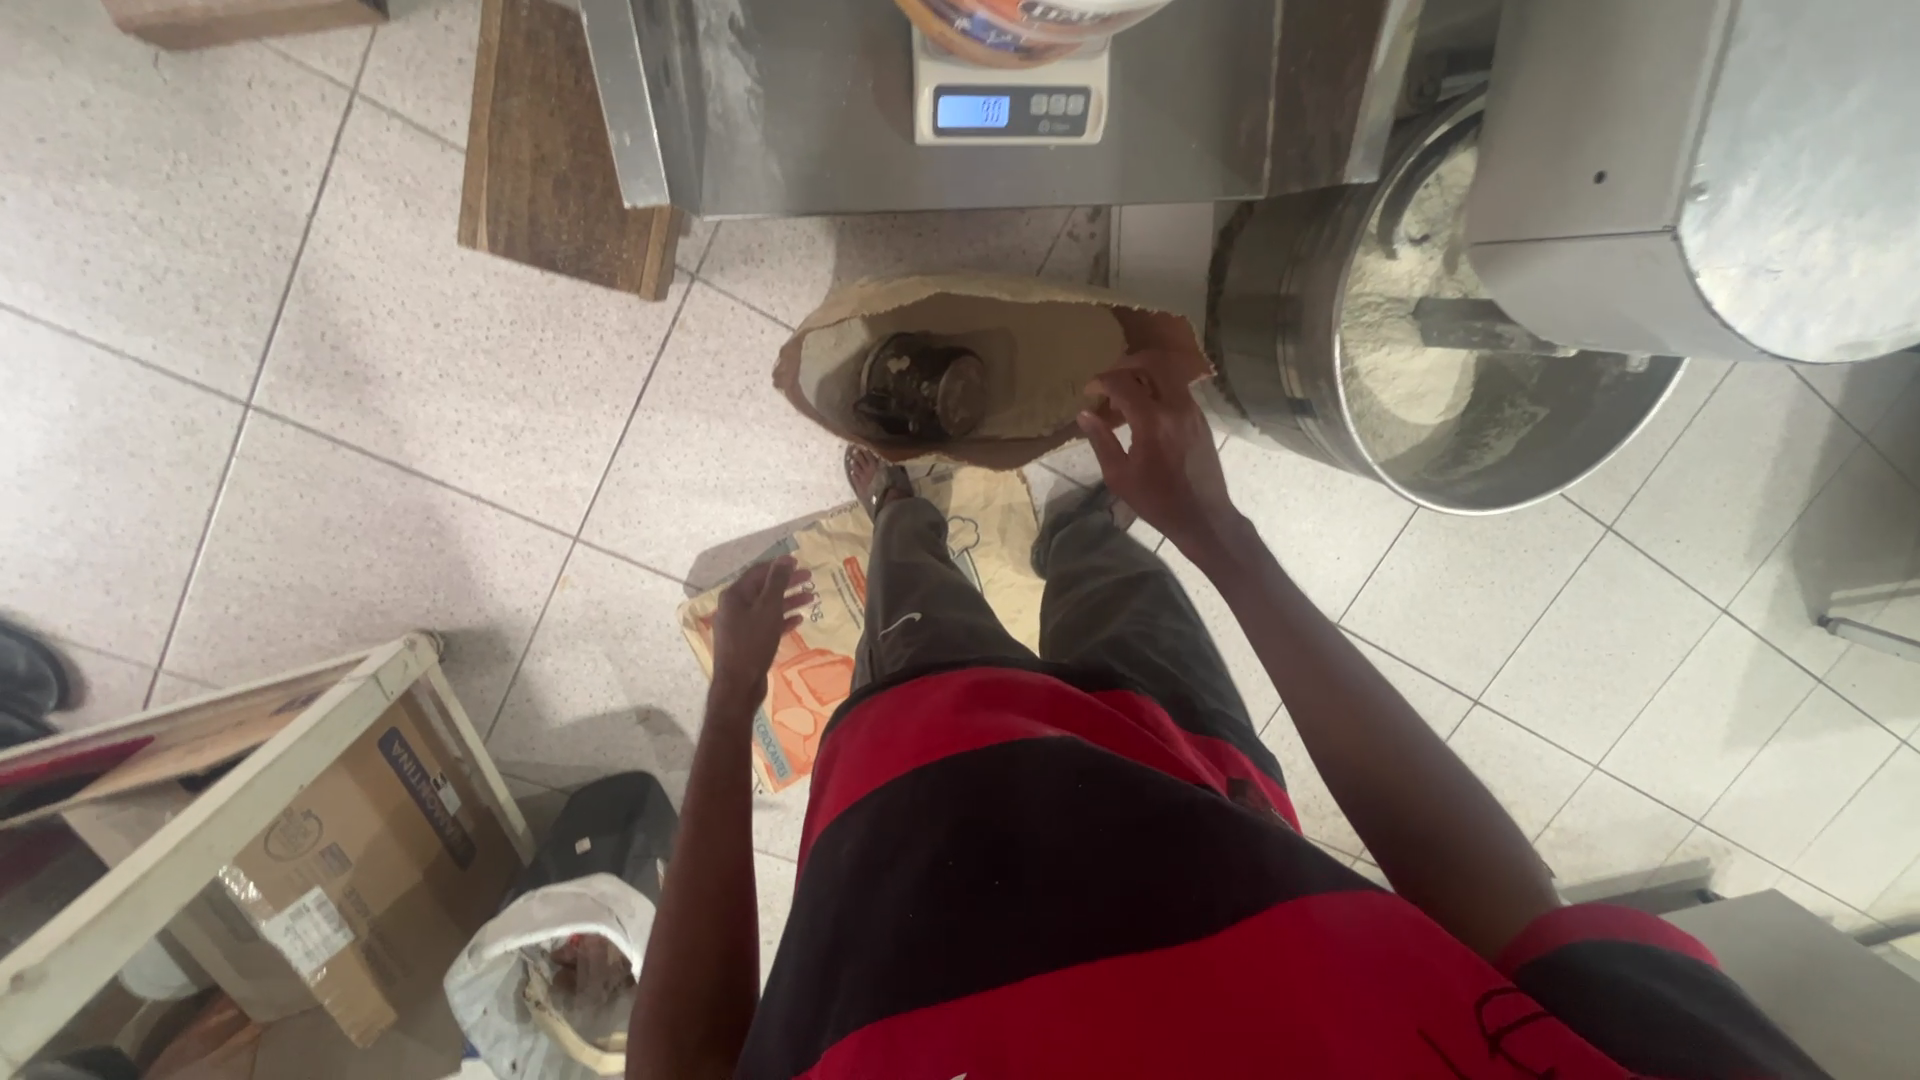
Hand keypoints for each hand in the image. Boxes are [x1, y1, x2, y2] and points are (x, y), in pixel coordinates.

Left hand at [710, 557, 812, 702]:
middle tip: (810, 578)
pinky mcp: (747, 641)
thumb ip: (777, 581)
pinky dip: (782, 619)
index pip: (759, 572)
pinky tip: (798, 620)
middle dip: (787, 583)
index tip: (800, 563)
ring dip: (788, 601)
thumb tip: (785, 558)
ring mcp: (740, 625)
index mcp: (735, 595)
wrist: (738, 684)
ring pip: (767, 607)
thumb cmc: (753, 642)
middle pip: (764, 588)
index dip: (779, 566)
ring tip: (811, 598)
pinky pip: (766, 624)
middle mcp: (734, 607)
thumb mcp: (768, 608)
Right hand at [1079, 350, 1241, 556]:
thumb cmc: (1156, 501)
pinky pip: (1177, 389)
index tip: (1089, 391)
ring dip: (1144, 375)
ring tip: (1125, 397)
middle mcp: (1176, 407)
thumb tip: (1084, 415)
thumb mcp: (1119, 475)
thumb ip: (1101, 440)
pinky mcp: (1200, 418)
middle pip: (1153, 362)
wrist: (1203, 516)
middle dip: (1126, 364)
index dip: (1101, 381)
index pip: (1122, 383)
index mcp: (1152, 422)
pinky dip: (1158, 389)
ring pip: (1169, 373)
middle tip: (1110, 380)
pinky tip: (1144, 411)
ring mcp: (1192, 410)